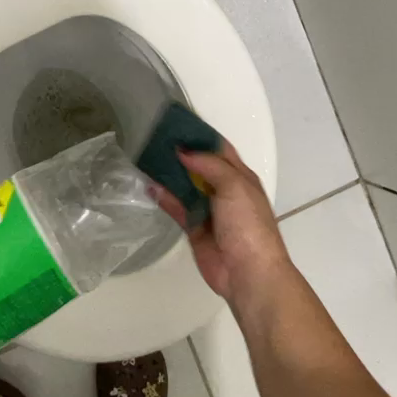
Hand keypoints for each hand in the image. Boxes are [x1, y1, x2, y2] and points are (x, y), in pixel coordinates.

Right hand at [151, 143, 292, 301]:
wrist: (248, 272)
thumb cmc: (248, 223)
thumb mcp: (234, 185)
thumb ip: (208, 165)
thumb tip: (182, 152)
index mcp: (241, 177)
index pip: (219, 149)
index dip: (200, 136)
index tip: (177, 123)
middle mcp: (225, 191)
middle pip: (200, 166)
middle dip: (181, 153)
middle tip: (155, 137)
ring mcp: (209, 210)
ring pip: (186, 186)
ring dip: (170, 173)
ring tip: (147, 156)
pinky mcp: (195, 228)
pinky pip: (177, 208)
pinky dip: (164, 197)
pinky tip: (149, 186)